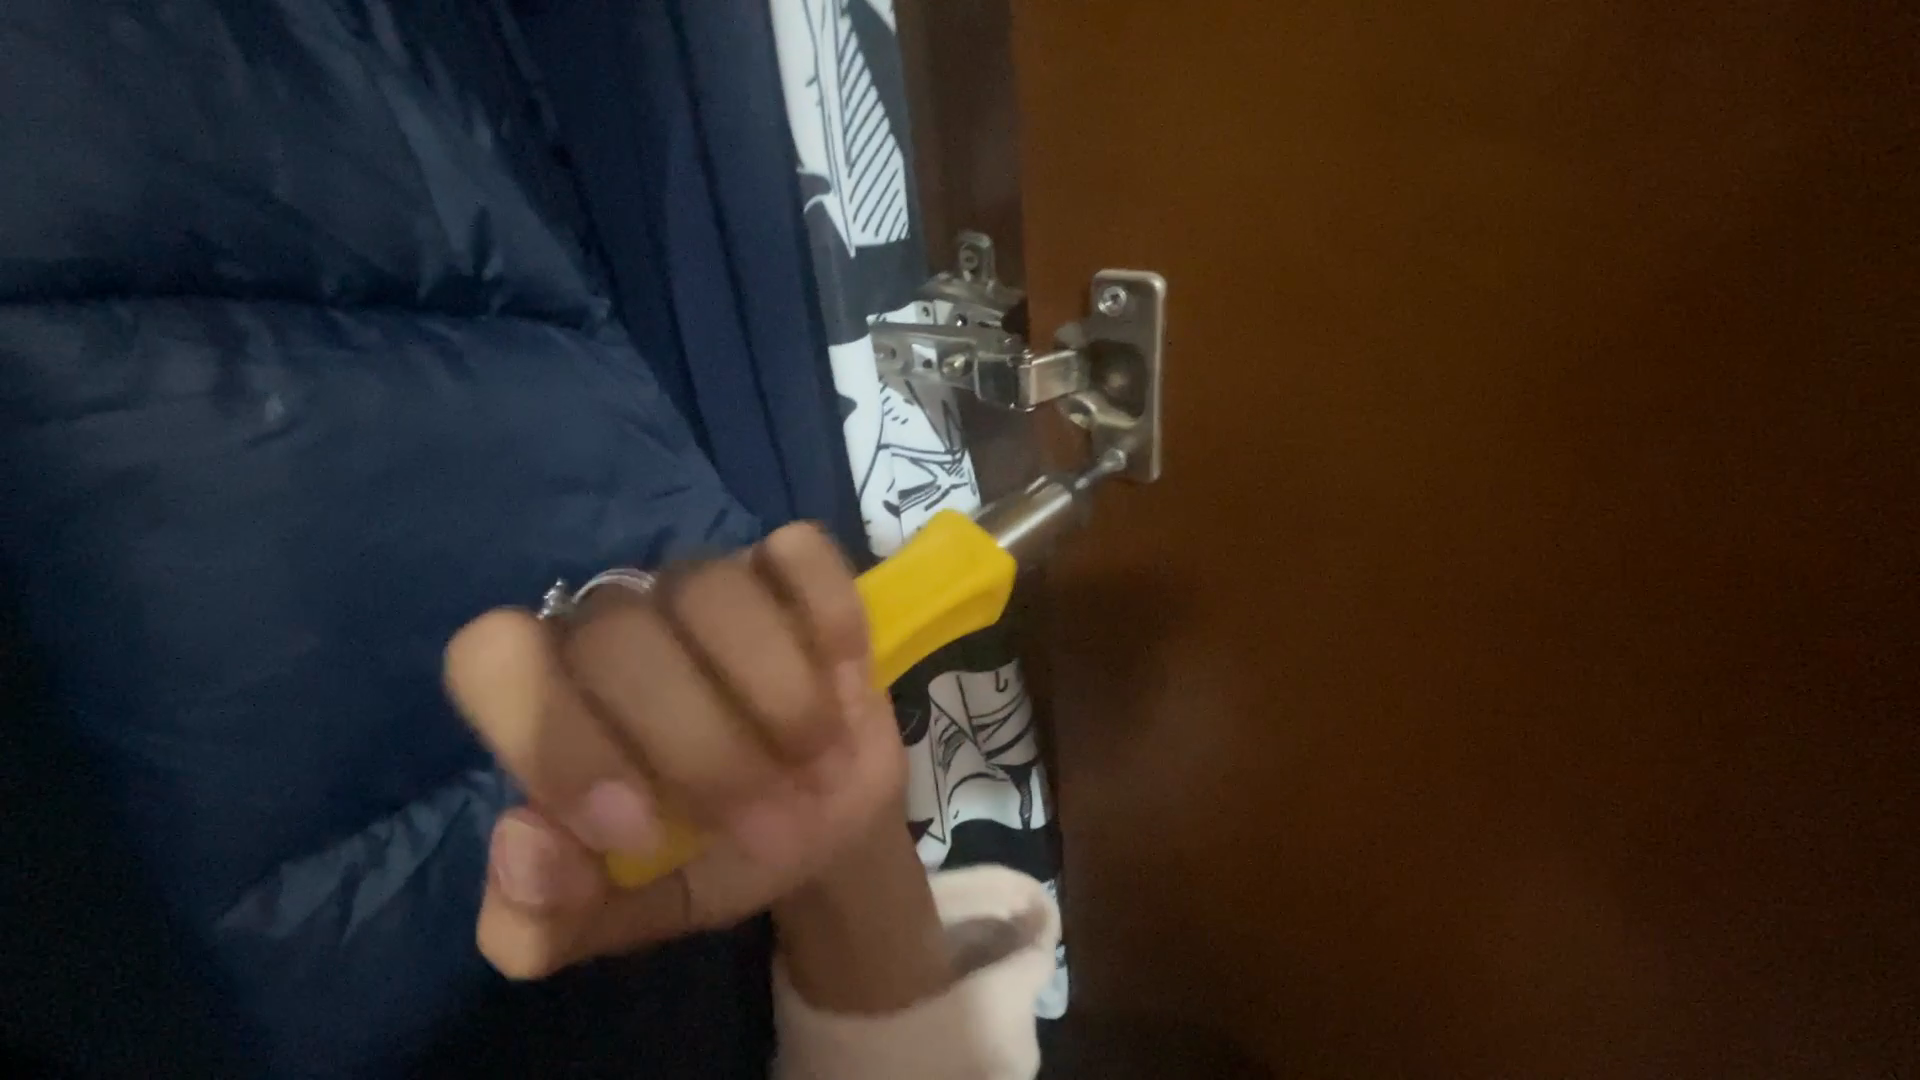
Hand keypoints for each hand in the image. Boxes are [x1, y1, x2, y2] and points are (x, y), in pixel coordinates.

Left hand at [443, 523, 906, 978]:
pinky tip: (843, 681)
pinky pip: (799, 555)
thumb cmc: (716, 857)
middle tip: (761, 825)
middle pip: (616, 636)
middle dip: (700, 749)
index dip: (557, 740)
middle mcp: (621, 622)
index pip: (491, 656)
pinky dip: (829, 624)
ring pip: (713, 589)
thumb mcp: (630, 914)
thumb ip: (545, 920)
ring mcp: (710, 583)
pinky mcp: (792, 567)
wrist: (823, 824)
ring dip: (776, 694)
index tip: (635, 831)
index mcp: (556, 696)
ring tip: (814, 761)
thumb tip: (522, 841)